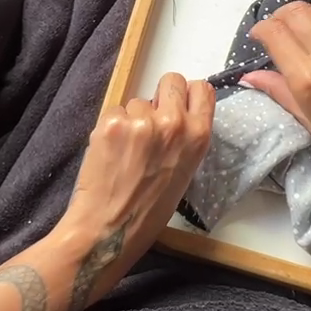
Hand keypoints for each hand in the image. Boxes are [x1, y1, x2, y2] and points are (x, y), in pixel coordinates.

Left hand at [57, 73, 213, 302]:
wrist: (109, 230)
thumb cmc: (148, 211)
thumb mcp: (184, 173)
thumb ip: (184, 139)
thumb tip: (174, 115)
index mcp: (198, 137)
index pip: (201, 89)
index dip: (187, 94)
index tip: (177, 104)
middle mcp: (174, 124)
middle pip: (170, 80)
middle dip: (159, 97)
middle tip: (148, 122)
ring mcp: (142, 121)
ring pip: (137, 101)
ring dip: (131, 119)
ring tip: (126, 153)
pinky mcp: (112, 123)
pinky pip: (114, 111)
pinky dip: (110, 128)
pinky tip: (110, 153)